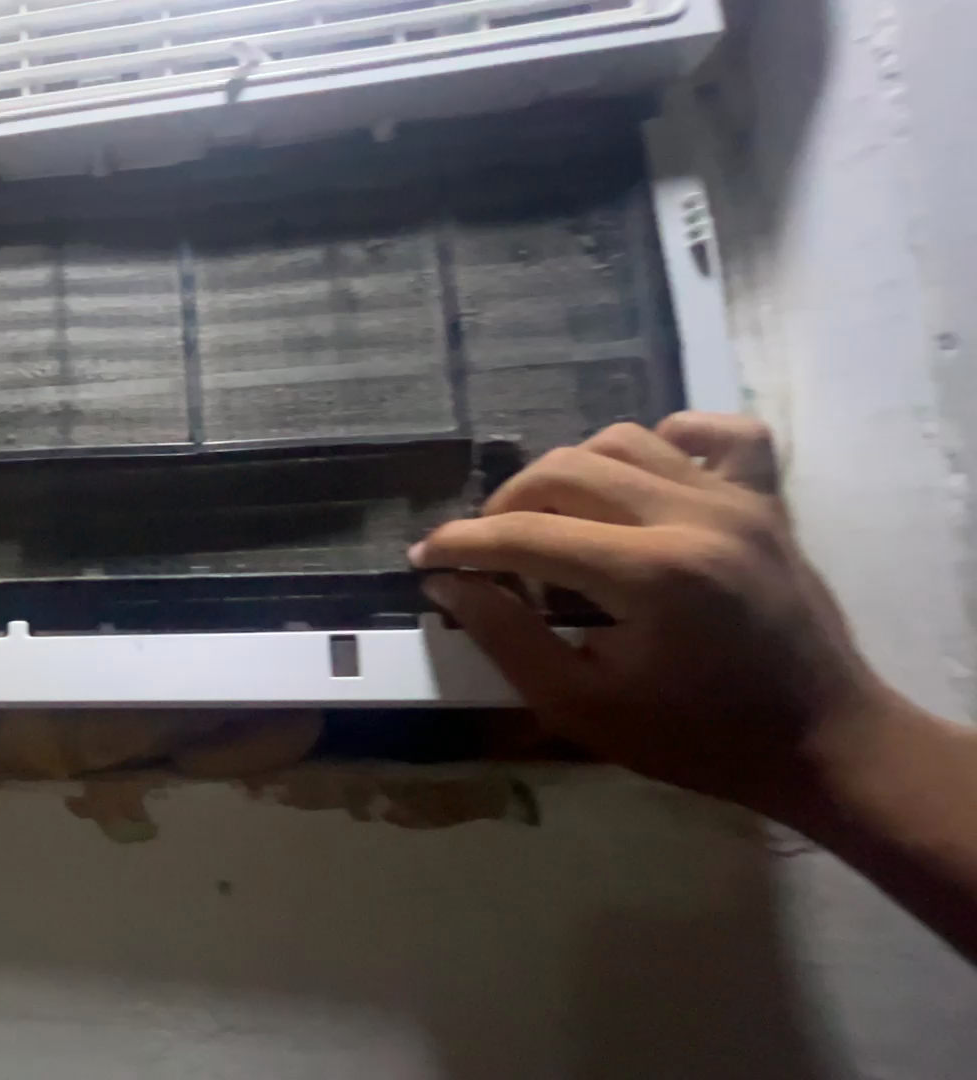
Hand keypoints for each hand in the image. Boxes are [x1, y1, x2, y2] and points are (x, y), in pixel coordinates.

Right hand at [411, 413, 896, 816]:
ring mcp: (740, 501)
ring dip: (565, 475)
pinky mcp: (766, 501)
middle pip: (562, 471)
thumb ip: (501, 633)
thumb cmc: (693, 736)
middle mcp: (697, 518)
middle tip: (487, 554)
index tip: (421, 558)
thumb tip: (444, 580)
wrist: (827, 746)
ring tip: (551, 522)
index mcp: (653, 575)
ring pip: (620, 441)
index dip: (458, 544)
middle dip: (502, 508)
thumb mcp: (575, 702)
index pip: (524, 535)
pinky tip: (637, 477)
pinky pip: (717, 432)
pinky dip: (665, 440)